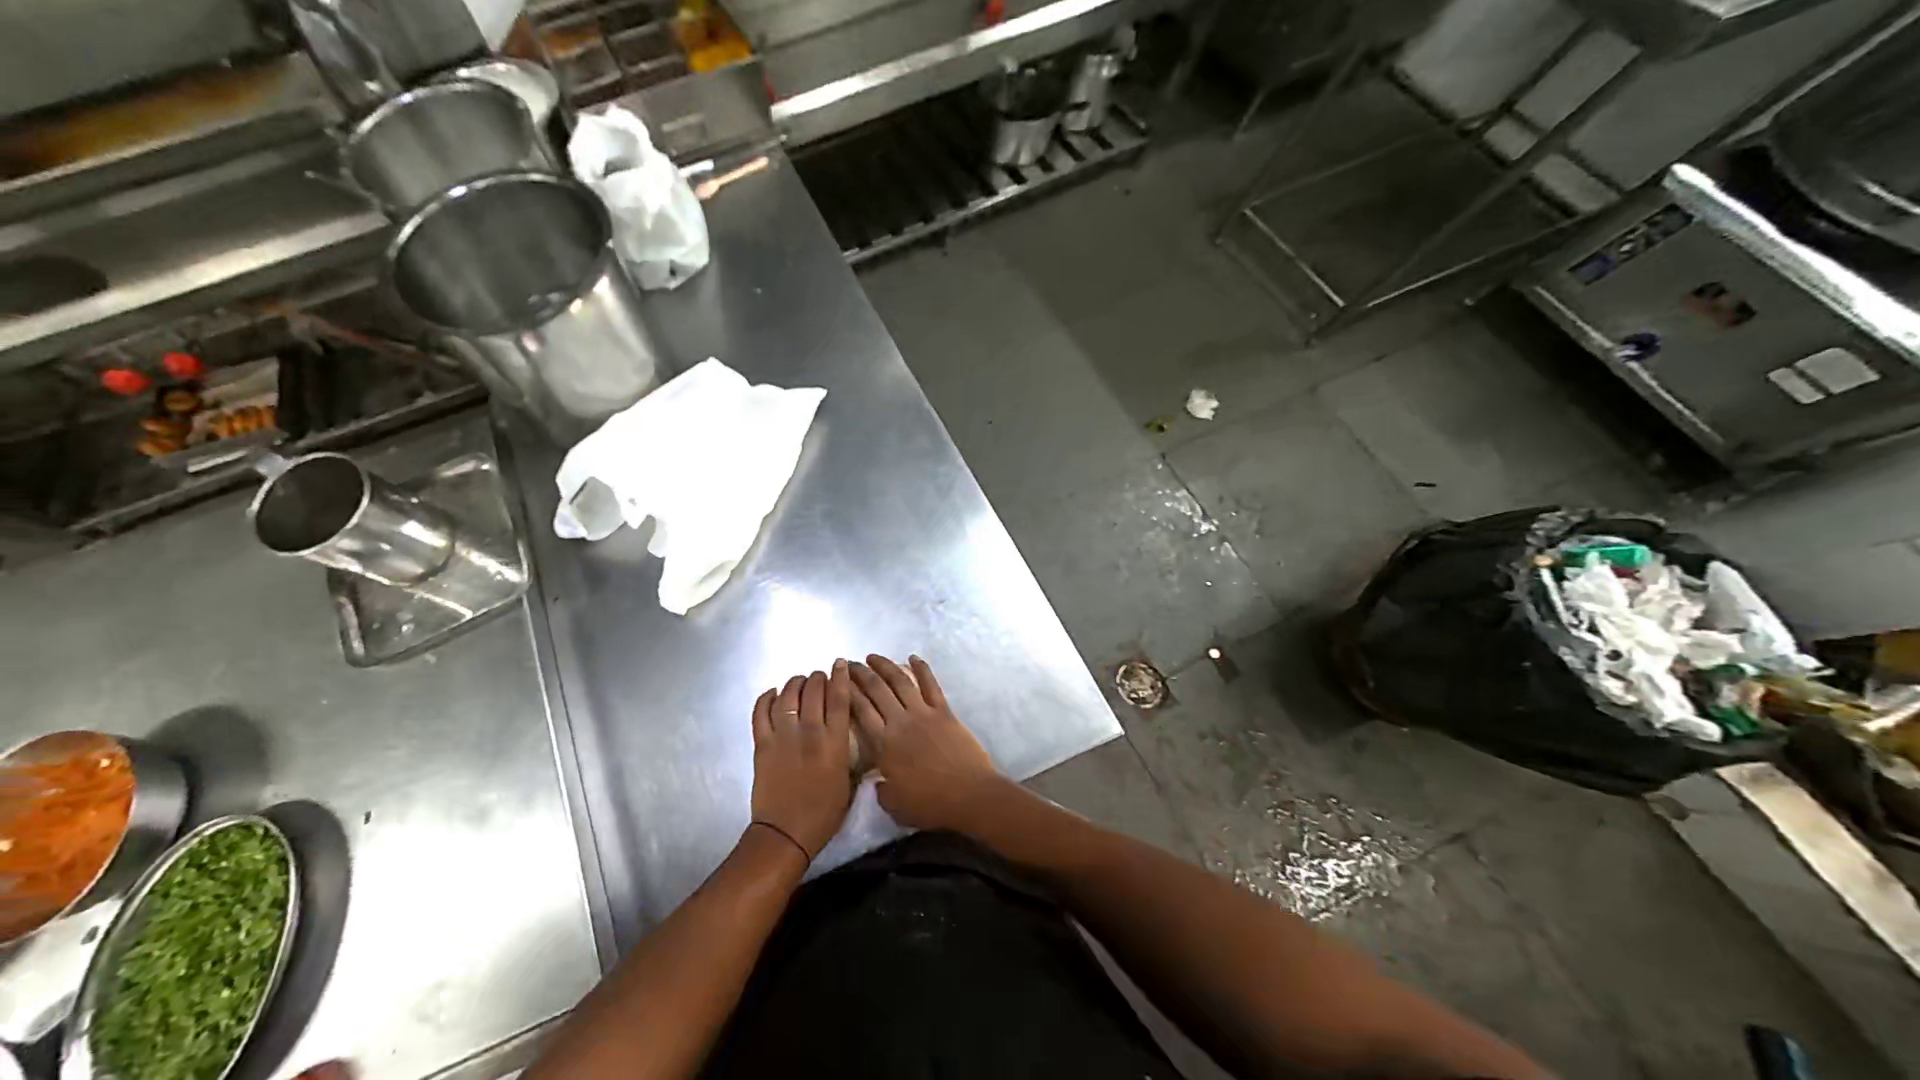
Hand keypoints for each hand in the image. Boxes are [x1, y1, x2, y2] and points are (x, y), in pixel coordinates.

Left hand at [750, 664, 855, 860]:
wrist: (786, 832)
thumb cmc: (824, 813)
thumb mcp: (849, 782)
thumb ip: (850, 755)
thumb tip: (851, 739)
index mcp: (835, 742)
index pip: (840, 698)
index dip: (841, 677)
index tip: (841, 664)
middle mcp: (810, 732)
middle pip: (814, 691)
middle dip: (819, 678)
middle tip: (820, 677)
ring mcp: (783, 736)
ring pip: (788, 696)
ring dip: (795, 683)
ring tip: (800, 682)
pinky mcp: (762, 744)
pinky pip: (761, 712)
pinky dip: (765, 698)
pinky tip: (772, 693)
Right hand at [849, 655, 1004, 831]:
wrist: (970, 795)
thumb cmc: (930, 804)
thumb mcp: (894, 805)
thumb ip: (881, 790)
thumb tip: (877, 781)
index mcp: (883, 745)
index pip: (859, 710)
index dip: (847, 693)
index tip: (838, 681)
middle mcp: (900, 722)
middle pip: (876, 690)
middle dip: (860, 674)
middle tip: (850, 664)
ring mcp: (924, 713)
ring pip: (900, 681)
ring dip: (885, 666)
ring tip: (873, 657)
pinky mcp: (944, 712)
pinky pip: (931, 685)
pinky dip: (922, 668)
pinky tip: (913, 657)